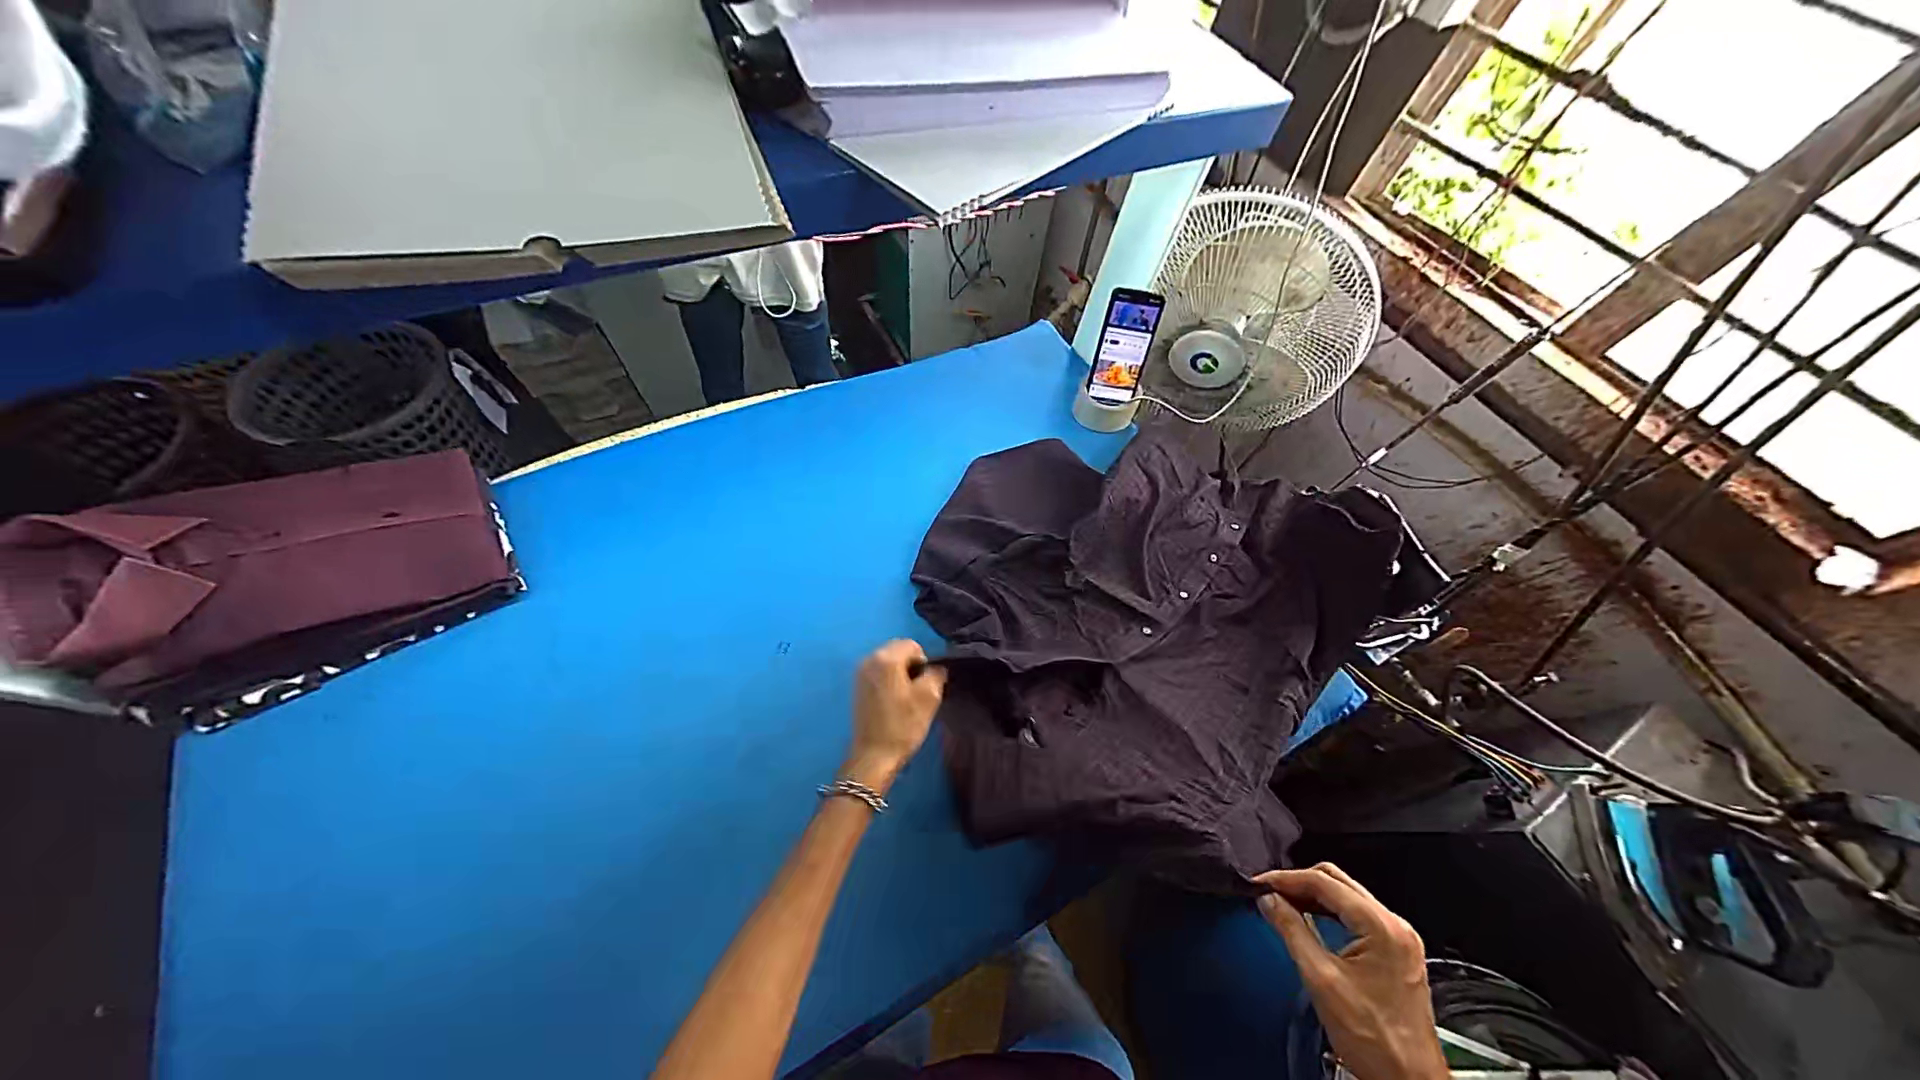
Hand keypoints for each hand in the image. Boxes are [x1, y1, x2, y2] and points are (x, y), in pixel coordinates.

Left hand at [842, 640, 946, 793]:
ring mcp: (860, 673)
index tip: (925, 685)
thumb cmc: (903, 725)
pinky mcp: (857, 687)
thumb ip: (935, 674)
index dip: (924, 663)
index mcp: (885, 658)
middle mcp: (869, 659)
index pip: (912, 645)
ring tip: (905, 699)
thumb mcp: (929, 698)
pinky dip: (889, 681)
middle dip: (911, 666)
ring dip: (900, 674)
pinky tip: (893, 702)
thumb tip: (935, 668)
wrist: (874, 756)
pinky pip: (879, 673)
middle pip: (898, 651)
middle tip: (917, 692)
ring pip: (889, 663)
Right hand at [1254, 864, 1448, 1079]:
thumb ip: (1291, 930)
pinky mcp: (1395, 952)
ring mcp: (1398, 939)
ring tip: (1282, 903)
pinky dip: (1327, 911)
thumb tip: (1269, 901)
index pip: (1324, 883)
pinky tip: (1307, 918)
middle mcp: (1395, 927)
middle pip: (1337, 882)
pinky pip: (1356, 915)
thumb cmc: (1376, 1041)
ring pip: (1346, 896)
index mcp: (1382, 928)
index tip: (1261, 884)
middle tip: (1268, 891)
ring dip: (1312, 895)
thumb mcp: (1321, 979)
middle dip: (1298, 883)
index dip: (1286, 879)